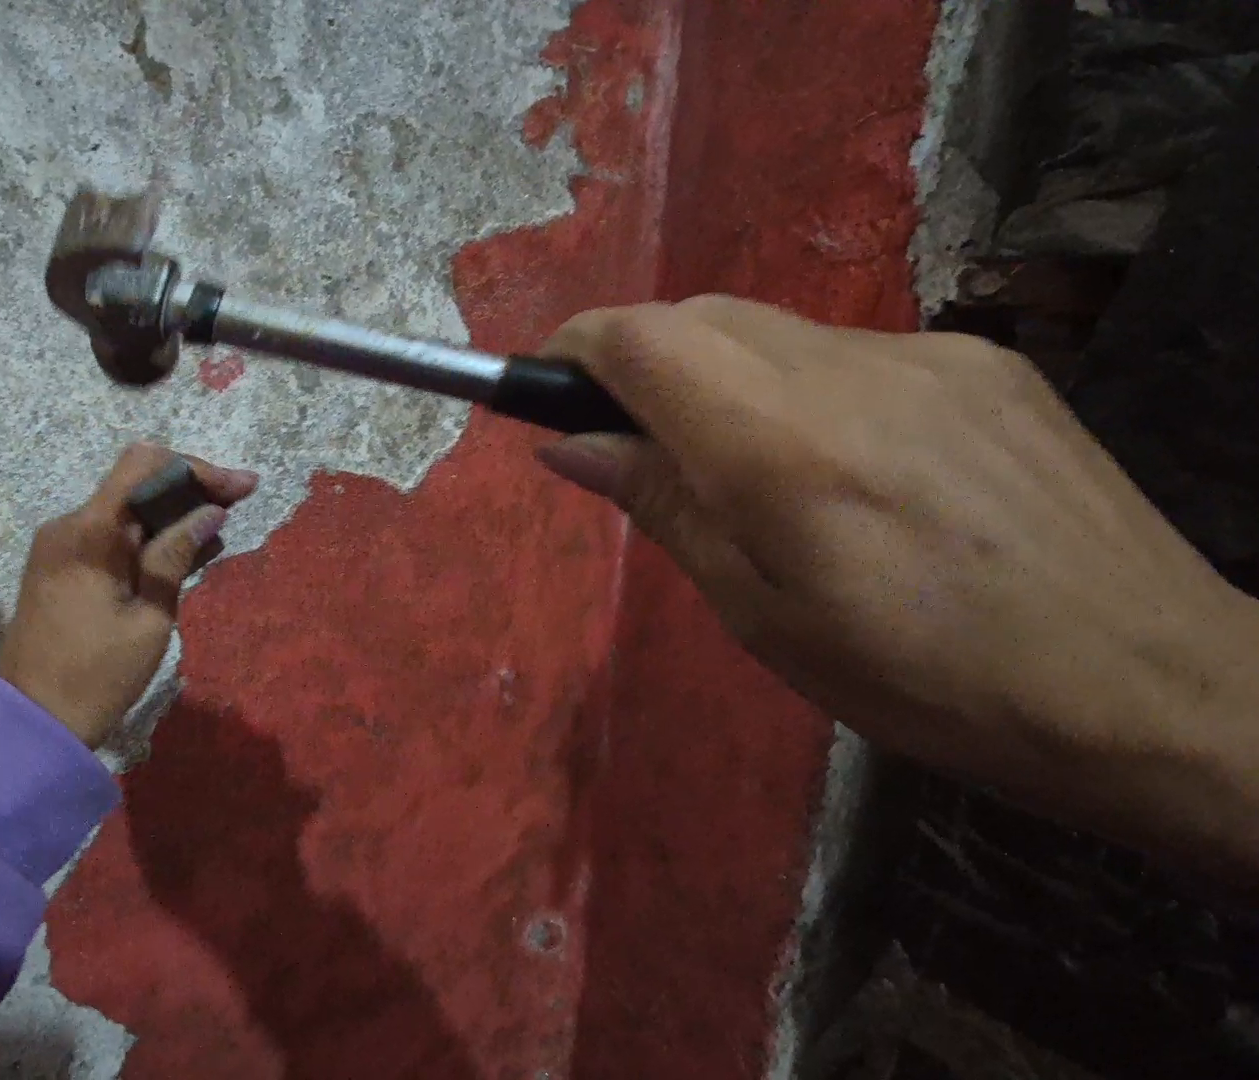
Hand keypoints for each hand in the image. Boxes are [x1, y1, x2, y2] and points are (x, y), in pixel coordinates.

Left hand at [0, 443, 257, 748]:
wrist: (33, 722)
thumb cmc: (98, 675)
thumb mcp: (150, 617)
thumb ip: (175, 556)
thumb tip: (210, 512)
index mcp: (89, 532)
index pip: (144, 464)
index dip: (196, 468)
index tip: (239, 488)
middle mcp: (68, 525)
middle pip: (136, 483)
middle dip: (190, 489)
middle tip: (238, 505)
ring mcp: (59, 544)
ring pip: (125, 510)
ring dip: (170, 515)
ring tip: (217, 533)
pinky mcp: (59, 565)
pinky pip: (110, 536)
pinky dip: (147, 538)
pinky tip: (182, 553)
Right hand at [534, 296, 1258, 871]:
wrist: (1145, 685)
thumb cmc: (914, 675)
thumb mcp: (755, 610)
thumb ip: (660, 504)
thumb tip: (566, 445)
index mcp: (781, 447)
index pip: (644, 340)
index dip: (574, 348)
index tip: (543, 388)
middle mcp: (851, 371)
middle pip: (697, 315)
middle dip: (634, 359)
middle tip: (624, 441)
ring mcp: (926, 354)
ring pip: (766, 329)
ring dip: (710, 376)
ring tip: (731, 468)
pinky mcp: (979, 360)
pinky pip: (839, 350)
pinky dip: (788, 386)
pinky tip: (829, 464)